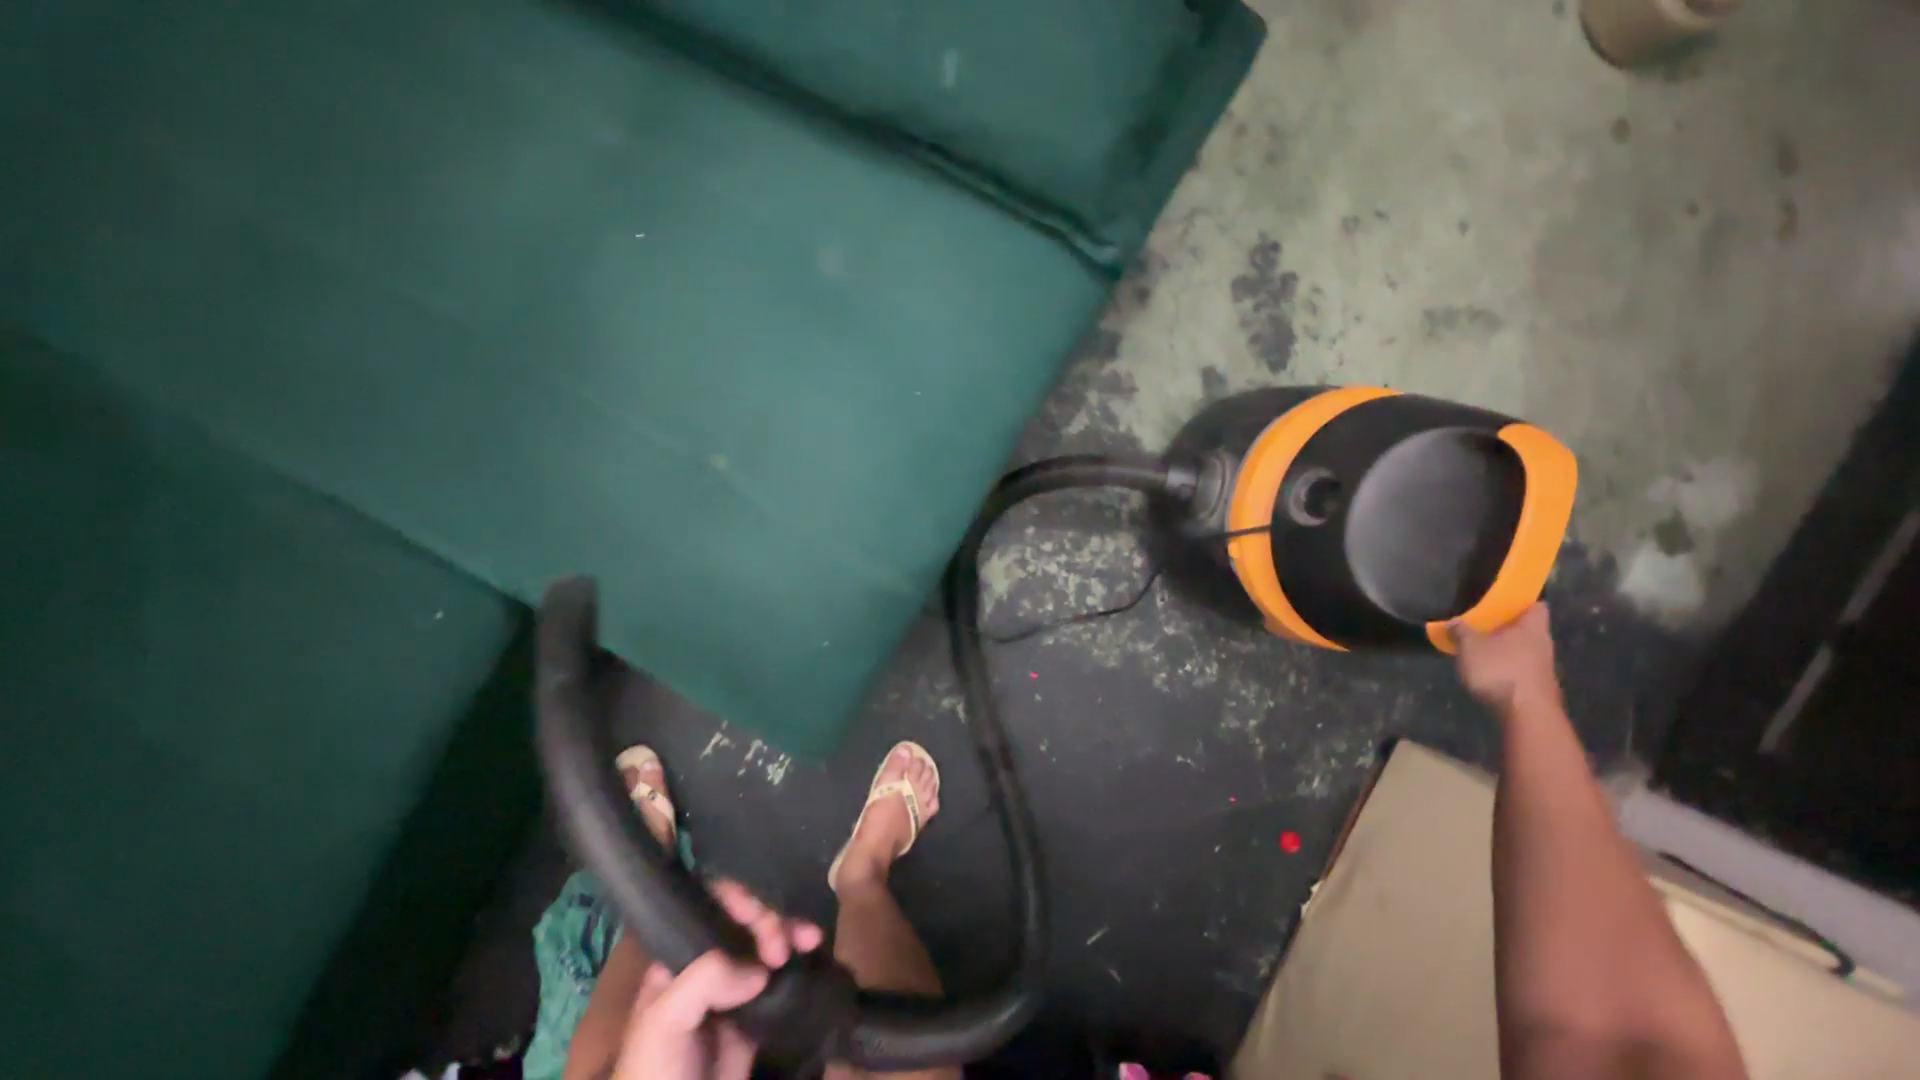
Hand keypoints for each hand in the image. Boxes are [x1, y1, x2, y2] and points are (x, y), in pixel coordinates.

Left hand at [614, 881, 824, 1079]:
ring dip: (790, 933)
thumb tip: (760, 970)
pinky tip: (814, 954)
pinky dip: (800, 962)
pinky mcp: (757, 1021)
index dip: (737, 903)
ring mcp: (733, 996)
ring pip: (766, 947)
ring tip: (810, 939)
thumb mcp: (663, 1023)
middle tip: (782, 948)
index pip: (708, 911)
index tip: (758, 919)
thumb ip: (703, 982)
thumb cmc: (656, 1074)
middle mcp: (707, 971)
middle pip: (744, 924)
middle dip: (769, 922)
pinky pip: (782, 981)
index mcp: (678, 963)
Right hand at [1450, 603, 1561, 714]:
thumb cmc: (1500, 669)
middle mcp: (1542, 642)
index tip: (1497, 600)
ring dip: (1503, 647)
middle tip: (1480, 623)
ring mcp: (1542, 666)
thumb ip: (1460, 631)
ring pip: (1521, 647)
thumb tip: (1453, 622)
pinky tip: (1486, 670)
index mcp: (1532, 625)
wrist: (1526, 714)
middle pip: (1525, 627)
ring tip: (1478, 647)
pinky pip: (1518, 666)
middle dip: (1505, 625)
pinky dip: (1504, 665)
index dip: (1517, 600)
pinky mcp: (1536, 685)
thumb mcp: (1470, 646)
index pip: (1533, 604)